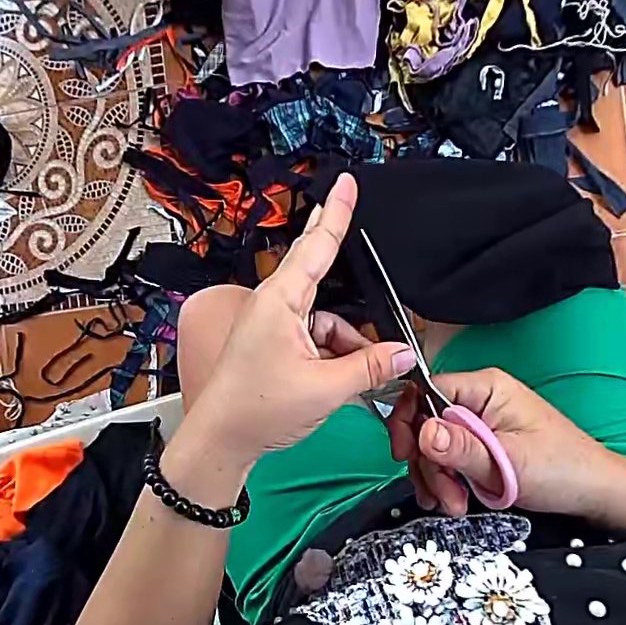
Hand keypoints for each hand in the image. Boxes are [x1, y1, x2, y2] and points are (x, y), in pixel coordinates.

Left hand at [173, 175, 415, 474]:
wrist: (222, 441)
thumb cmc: (257, 409)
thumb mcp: (325, 388)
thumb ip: (370, 368)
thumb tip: (404, 354)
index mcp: (281, 301)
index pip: (316, 246)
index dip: (336, 212)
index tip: (346, 183)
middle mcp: (276, 306)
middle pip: (324, 282)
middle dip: (347, 288)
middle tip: (363, 273)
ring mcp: (275, 326)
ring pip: (328, 321)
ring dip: (349, 346)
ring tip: (358, 379)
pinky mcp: (277, 346)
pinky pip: (317, 339)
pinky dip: (336, 357)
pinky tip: (345, 381)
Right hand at [387, 367, 620, 517]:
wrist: (593, 491)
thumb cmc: (563, 469)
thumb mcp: (508, 462)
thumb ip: (462, 448)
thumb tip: (423, 432)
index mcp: (487, 388)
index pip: (426, 390)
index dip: (409, 420)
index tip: (405, 452)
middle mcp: (481, 400)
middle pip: (427, 422)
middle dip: (428, 462)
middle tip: (442, 493)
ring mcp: (481, 422)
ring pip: (435, 444)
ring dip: (437, 477)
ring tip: (453, 503)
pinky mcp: (483, 442)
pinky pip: (450, 456)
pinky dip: (447, 480)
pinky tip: (453, 498)